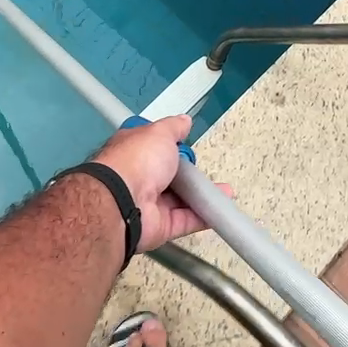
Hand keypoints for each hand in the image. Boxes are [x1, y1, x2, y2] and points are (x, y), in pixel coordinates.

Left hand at [88, 115, 221, 251]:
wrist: (124, 201)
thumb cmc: (134, 161)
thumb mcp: (159, 132)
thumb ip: (174, 127)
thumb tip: (184, 121)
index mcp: (134, 152)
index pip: (154, 148)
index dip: (171, 147)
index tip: (186, 146)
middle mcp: (139, 178)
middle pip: (170, 177)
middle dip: (189, 175)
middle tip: (203, 172)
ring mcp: (149, 203)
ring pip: (181, 200)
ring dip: (201, 196)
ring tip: (223, 191)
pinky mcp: (159, 225)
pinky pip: (186, 220)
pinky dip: (203, 216)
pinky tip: (218, 209)